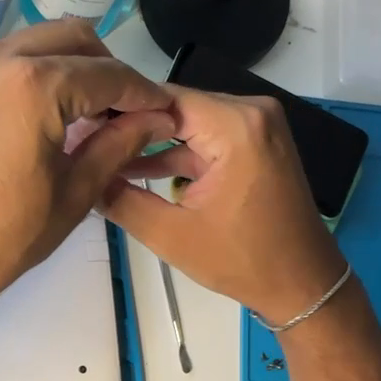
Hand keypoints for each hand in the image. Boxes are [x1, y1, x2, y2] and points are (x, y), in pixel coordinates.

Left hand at [0, 21, 174, 332]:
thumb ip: (117, 144)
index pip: (107, 74)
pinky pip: (2, 63)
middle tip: (124, 110)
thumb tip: (154, 119)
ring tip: (86, 113)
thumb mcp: (73, 193)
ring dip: (68, 66)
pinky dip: (31, 75)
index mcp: (34, 85)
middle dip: (106, 68)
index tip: (163, 111)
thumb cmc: (3, 238)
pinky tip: (44, 115)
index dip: (142, 93)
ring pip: (35, 44)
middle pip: (72, 39)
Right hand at [100, 86, 348, 324]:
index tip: (80, 128)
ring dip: (150, 141)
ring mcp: (257, 125)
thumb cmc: (241, 260)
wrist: (300, 282)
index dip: (119, 112)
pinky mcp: (256, 143)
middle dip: (132, 126)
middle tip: (84, 143)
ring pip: (189, 122)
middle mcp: (251, 111)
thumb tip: (84, 178)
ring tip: (102, 156)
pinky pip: (206, 138)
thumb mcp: (170, 235)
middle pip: (176, 106)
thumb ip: (121, 201)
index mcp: (236, 126)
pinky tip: (136, 168)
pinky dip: (176, 154)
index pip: (163, 98)